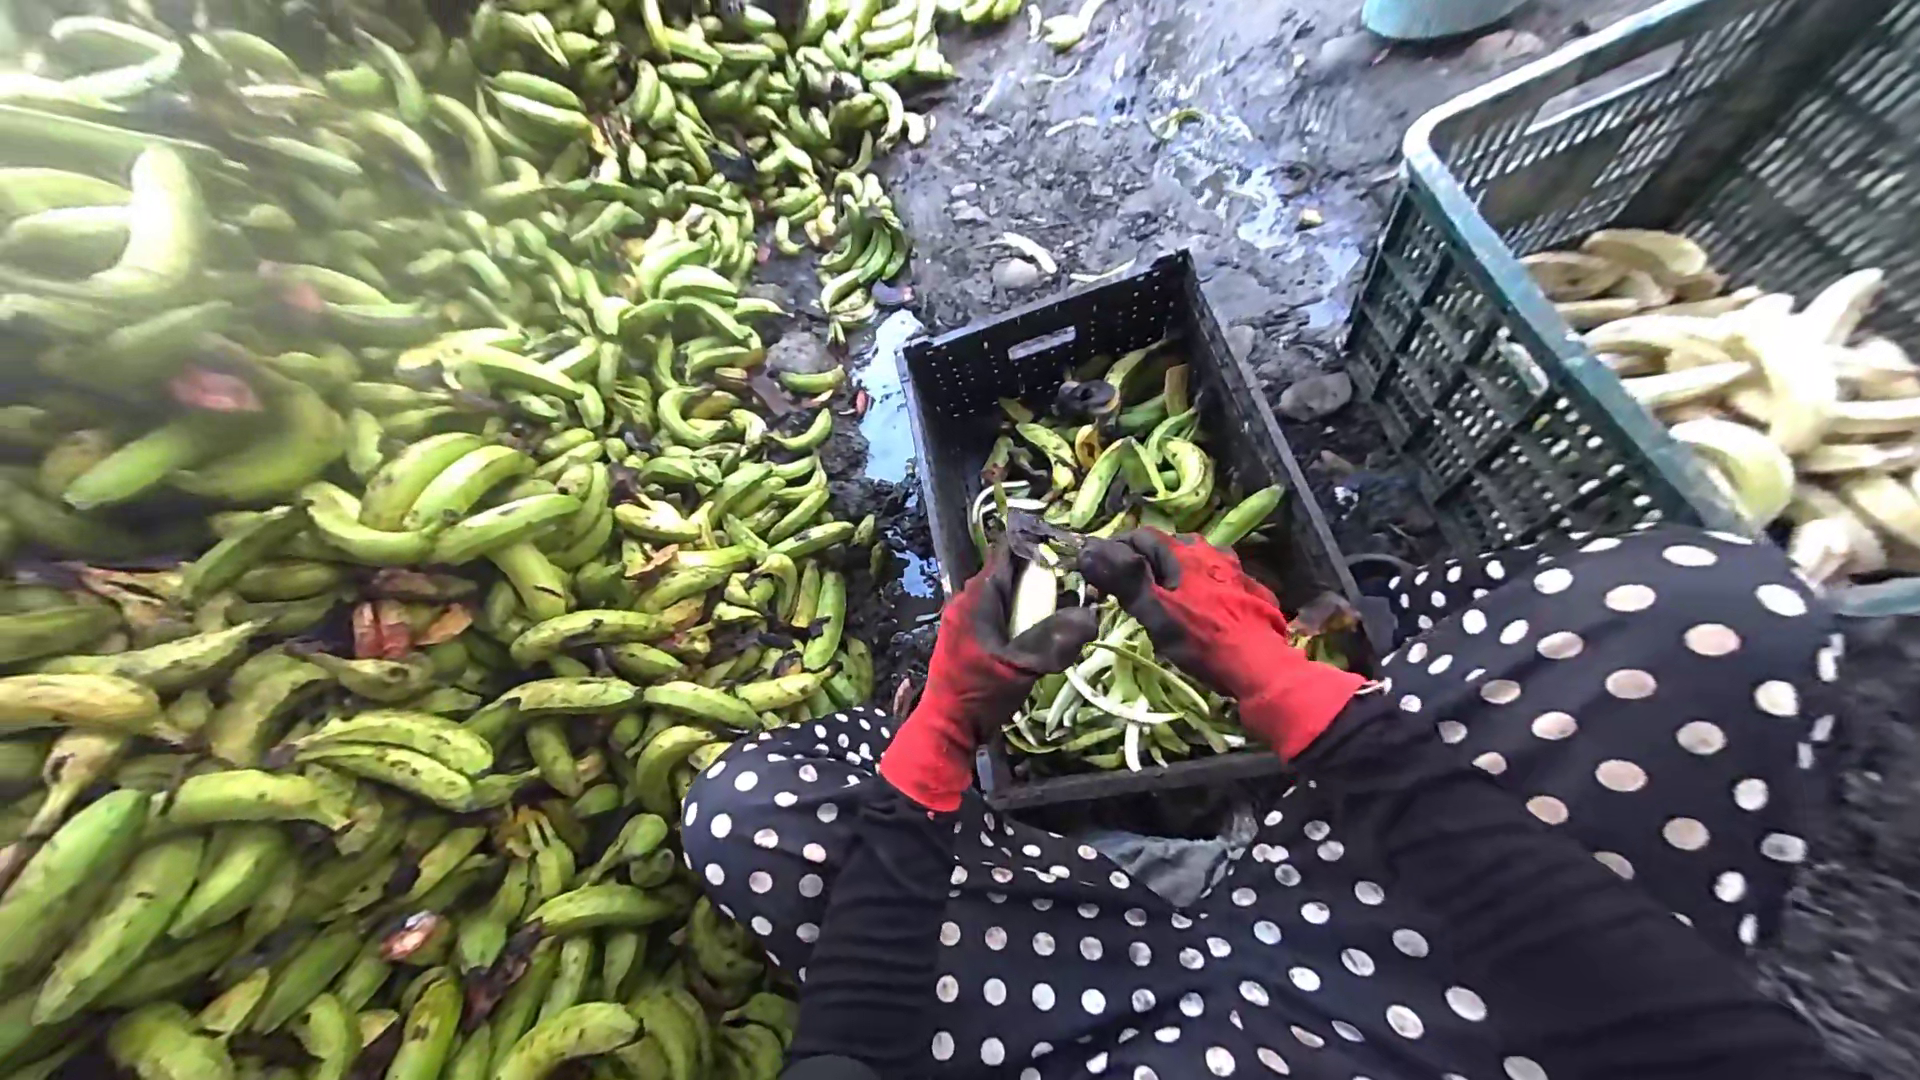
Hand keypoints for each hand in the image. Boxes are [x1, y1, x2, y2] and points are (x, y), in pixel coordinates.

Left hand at [879, 541, 1097, 811]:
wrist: (947, 726)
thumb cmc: (980, 692)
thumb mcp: (1022, 666)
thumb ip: (1055, 639)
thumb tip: (1092, 615)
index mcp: (978, 596)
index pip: (1008, 552)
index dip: (1038, 548)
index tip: (1069, 554)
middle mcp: (968, 598)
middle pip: (1009, 572)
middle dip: (1040, 578)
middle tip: (1073, 589)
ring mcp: (965, 615)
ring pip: (1006, 593)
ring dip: (1031, 600)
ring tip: (1060, 611)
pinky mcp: (968, 632)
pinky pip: (998, 611)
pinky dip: (1018, 616)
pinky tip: (1037, 633)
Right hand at [1080, 529, 1364, 759]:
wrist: (1262, 669)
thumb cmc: (1202, 639)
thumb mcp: (1154, 610)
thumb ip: (1122, 577)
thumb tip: (1088, 550)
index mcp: (1182, 550)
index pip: (1137, 535)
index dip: (1114, 552)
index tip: (1100, 577)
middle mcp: (1209, 550)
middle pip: (1163, 549)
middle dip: (1141, 566)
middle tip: (1127, 595)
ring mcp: (1232, 569)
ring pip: (1189, 565)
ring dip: (1169, 578)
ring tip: (1159, 606)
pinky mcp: (1249, 589)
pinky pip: (1212, 581)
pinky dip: (1195, 590)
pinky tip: (1195, 613)